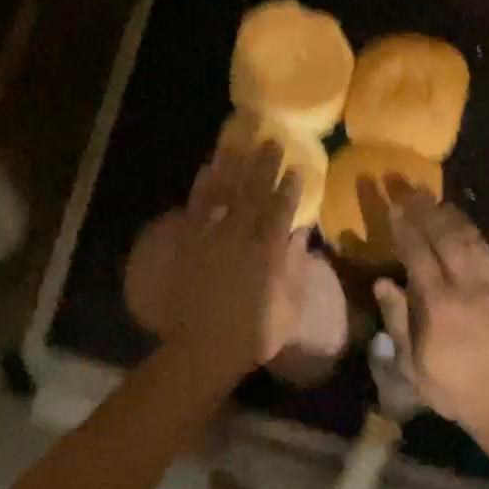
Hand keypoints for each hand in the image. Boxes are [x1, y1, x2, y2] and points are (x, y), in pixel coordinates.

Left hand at [160, 141, 312, 381]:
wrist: (204, 348)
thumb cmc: (254, 337)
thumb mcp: (289, 309)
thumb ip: (295, 268)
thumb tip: (300, 233)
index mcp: (268, 253)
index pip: (282, 211)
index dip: (290, 188)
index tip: (297, 167)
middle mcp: (240, 237)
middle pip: (254, 193)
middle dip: (265, 166)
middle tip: (272, 140)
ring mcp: (211, 238)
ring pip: (223, 192)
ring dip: (232, 165)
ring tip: (239, 141)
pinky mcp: (188, 244)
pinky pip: (195, 206)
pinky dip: (202, 185)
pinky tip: (206, 167)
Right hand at [366, 178, 488, 442]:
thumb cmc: (452, 389)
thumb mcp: (413, 365)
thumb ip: (398, 320)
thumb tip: (384, 283)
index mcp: (438, 304)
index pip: (418, 252)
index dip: (404, 226)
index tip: (392, 206)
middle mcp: (467, 286)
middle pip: (446, 235)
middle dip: (426, 209)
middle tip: (409, 187)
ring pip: (471, 239)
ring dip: (451, 215)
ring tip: (435, 200)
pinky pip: (488, 253)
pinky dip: (472, 234)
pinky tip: (463, 228)